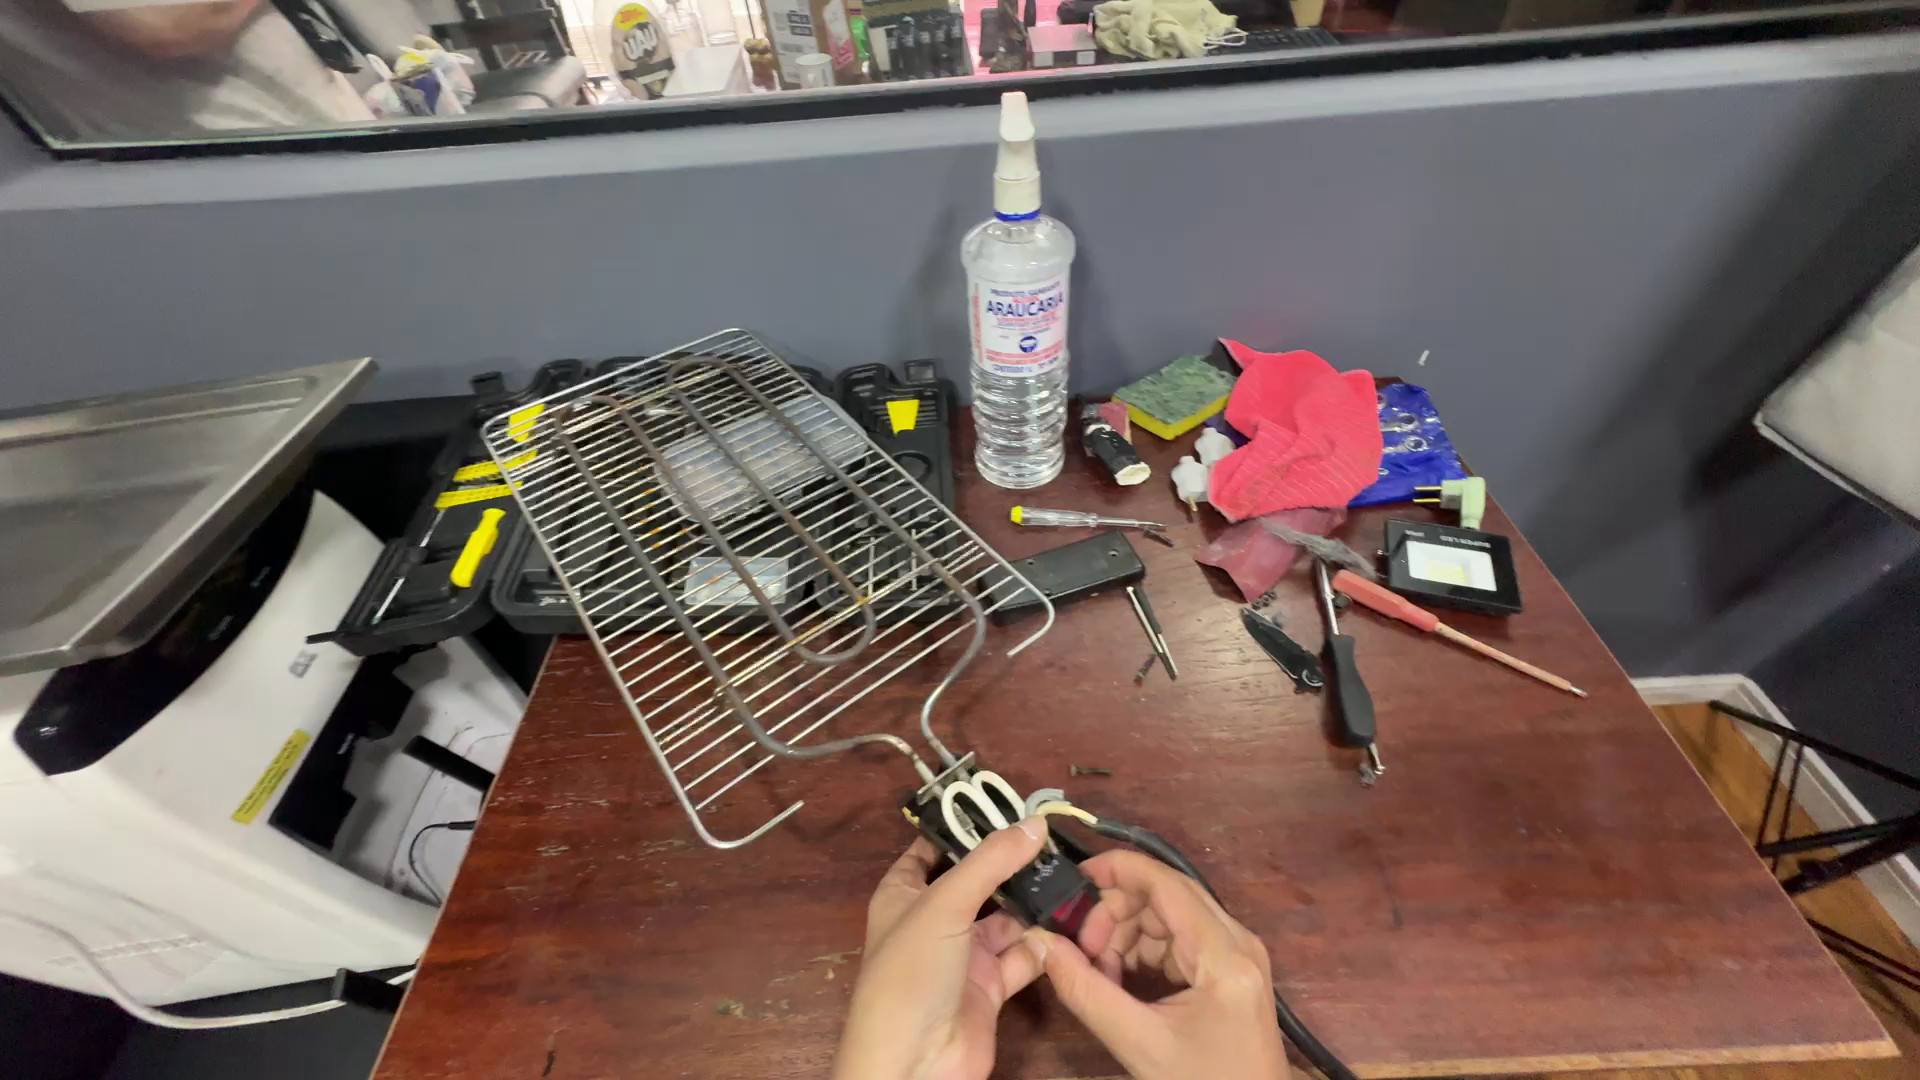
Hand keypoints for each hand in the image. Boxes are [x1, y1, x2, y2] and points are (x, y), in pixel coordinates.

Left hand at [833, 820, 1051, 1079]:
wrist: (913, 1067)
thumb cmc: (912, 972)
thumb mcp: (945, 903)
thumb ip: (991, 861)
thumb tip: (1035, 822)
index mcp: (904, 894)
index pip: (932, 849)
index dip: (963, 828)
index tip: (1004, 806)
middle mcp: (933, 920)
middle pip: (977, 881)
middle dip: (1010, 865)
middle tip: (1052, 840)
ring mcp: (962, 955)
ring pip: (1004, 918)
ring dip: (1032, 903)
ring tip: (1069, 877)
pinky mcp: (989, 987)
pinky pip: (1021, 956)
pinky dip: (1042, 943)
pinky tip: (1068, 925)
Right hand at [1036, 850, 1291, 1079]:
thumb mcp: (1139, 1044)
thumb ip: (1084, 990)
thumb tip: (1039, 941)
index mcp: (1224, 953)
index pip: (1163, 881)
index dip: (1115, 870)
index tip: (1073, 880)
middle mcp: (1236, 939)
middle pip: (1163, 893)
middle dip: (1115, 911)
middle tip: (1082, 948)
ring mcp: (1236, 952)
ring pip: (1167, 912)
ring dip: (1126, 932)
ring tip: (1101, 973)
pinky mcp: (1228, 966)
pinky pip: (1177, 935)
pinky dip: (1143, 948)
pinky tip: (1122, 978)